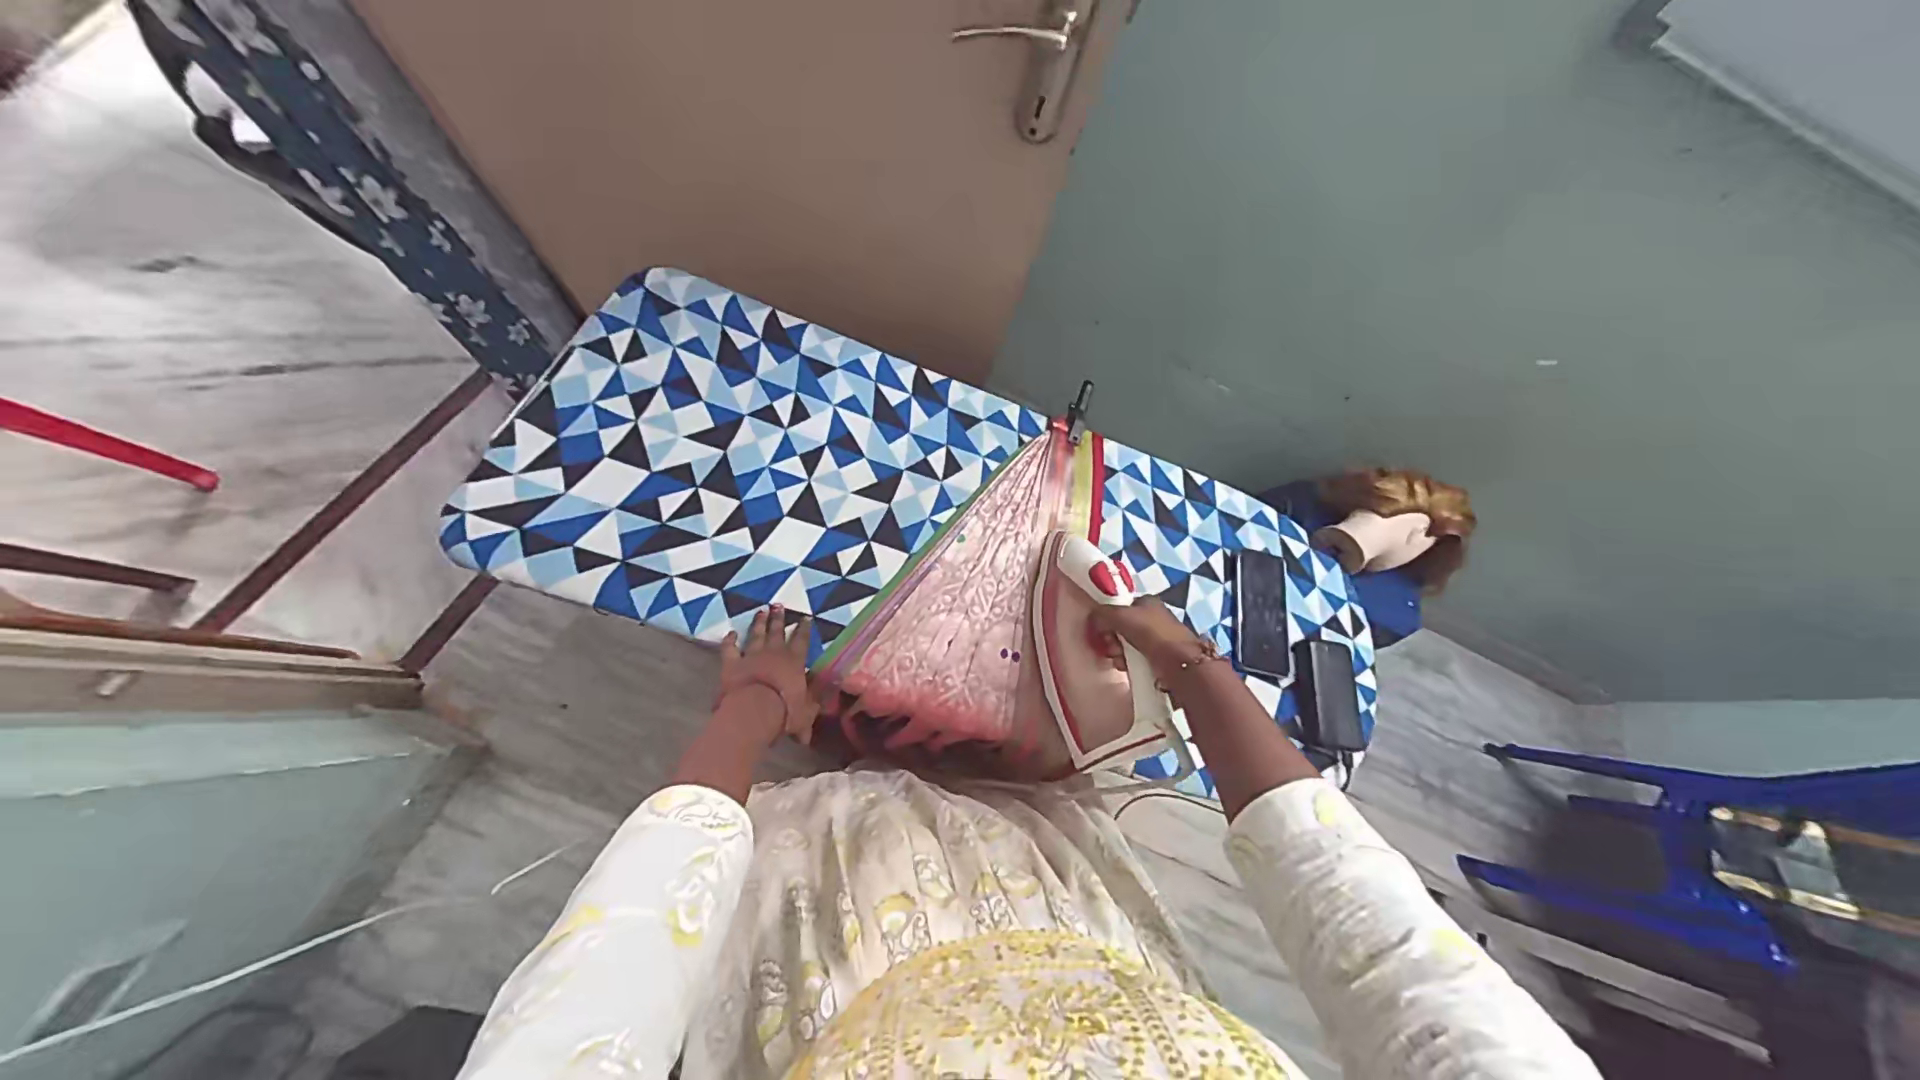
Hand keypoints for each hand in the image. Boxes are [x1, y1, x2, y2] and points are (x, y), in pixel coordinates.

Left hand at [717, 604, 818, 745]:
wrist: (753, 711)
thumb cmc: (784, 712)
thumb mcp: (804, 714)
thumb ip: (809, 711)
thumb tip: (814, 719)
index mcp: (794, 662)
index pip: (802, 640)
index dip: (804, 629)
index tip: (805, 618)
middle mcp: (774, 654)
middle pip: (777, 631)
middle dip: (779, 618)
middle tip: (779, 605)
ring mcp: (751, 656)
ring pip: (756, 635)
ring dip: (759, 623)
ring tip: (761, 611)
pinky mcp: (732, 664)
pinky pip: (730, 649)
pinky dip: (730, 640)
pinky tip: (731, 633)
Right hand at [1088, 597, 1208, 678]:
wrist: (1180, 663)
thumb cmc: (1150, 633)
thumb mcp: (1120, 616)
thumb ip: (1102, 614)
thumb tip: (1093, 619)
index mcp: (1147, 601)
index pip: (1120, 606)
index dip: (1108, 618)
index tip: (1102, 630)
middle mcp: (1153, 617)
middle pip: (1121, 627)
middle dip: (1112, 638)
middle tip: (1111, 648)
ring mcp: (1158, 638)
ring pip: (1127, 644)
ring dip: (1118, 653)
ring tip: (1119, 661)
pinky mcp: (1160, 657)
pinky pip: (1136, 658)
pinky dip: (1129, 663)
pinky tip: (1127, 668)